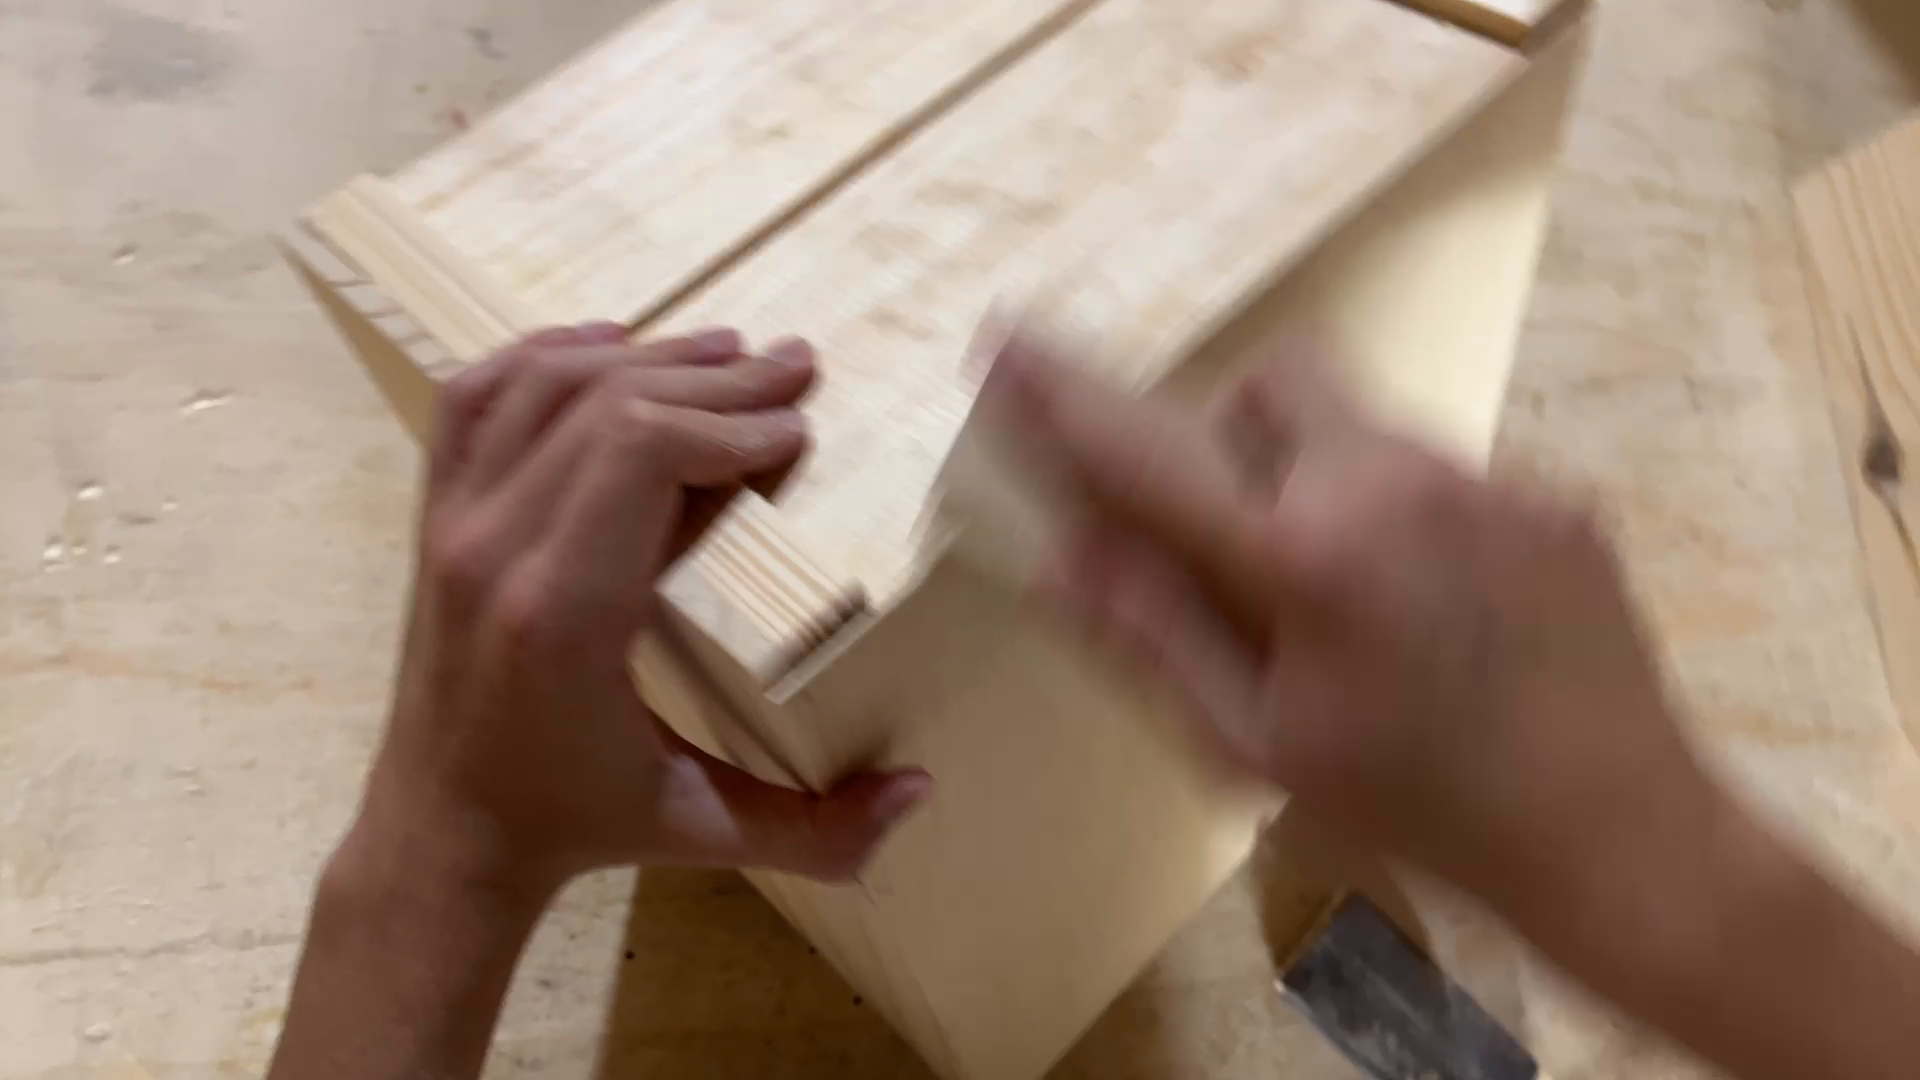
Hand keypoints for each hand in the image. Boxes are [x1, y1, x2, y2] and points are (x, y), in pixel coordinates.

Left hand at [351, 323, 929, 898]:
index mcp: (564, 612)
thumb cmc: (578, 824)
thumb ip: (820, 830)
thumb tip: (921, 787)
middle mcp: (495, 546)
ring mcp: (451, 523)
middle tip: (794, 368)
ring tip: (726, 347)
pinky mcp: (436, 517)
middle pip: (610, 403)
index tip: (798, 432)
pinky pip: (480, 397)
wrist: (440, 834)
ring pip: (546, 383)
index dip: (735, 425)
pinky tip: (608, 343)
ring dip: (648, 354)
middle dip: (717, 377)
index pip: (646, 452)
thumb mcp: (704, 828)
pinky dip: (548, 352)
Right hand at [982, 332, 1713, 908]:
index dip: (1066, 399)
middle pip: (1274, 379)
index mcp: (1303, 556)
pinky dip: (1391, 509)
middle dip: (1233, 434)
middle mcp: (1393, 484)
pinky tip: (1427, 602)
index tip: (1003, 343)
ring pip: (1354, 418)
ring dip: (1313, 475)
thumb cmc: (1406, 803)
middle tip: (1243, 530)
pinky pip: (1432, 462)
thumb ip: (1149, 637)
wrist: (1622, 838)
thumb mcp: (1249, 741)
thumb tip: (1056, 561)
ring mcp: (1487, 477)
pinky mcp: (1549, 493)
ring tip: (1345, 585)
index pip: (1149, 458)